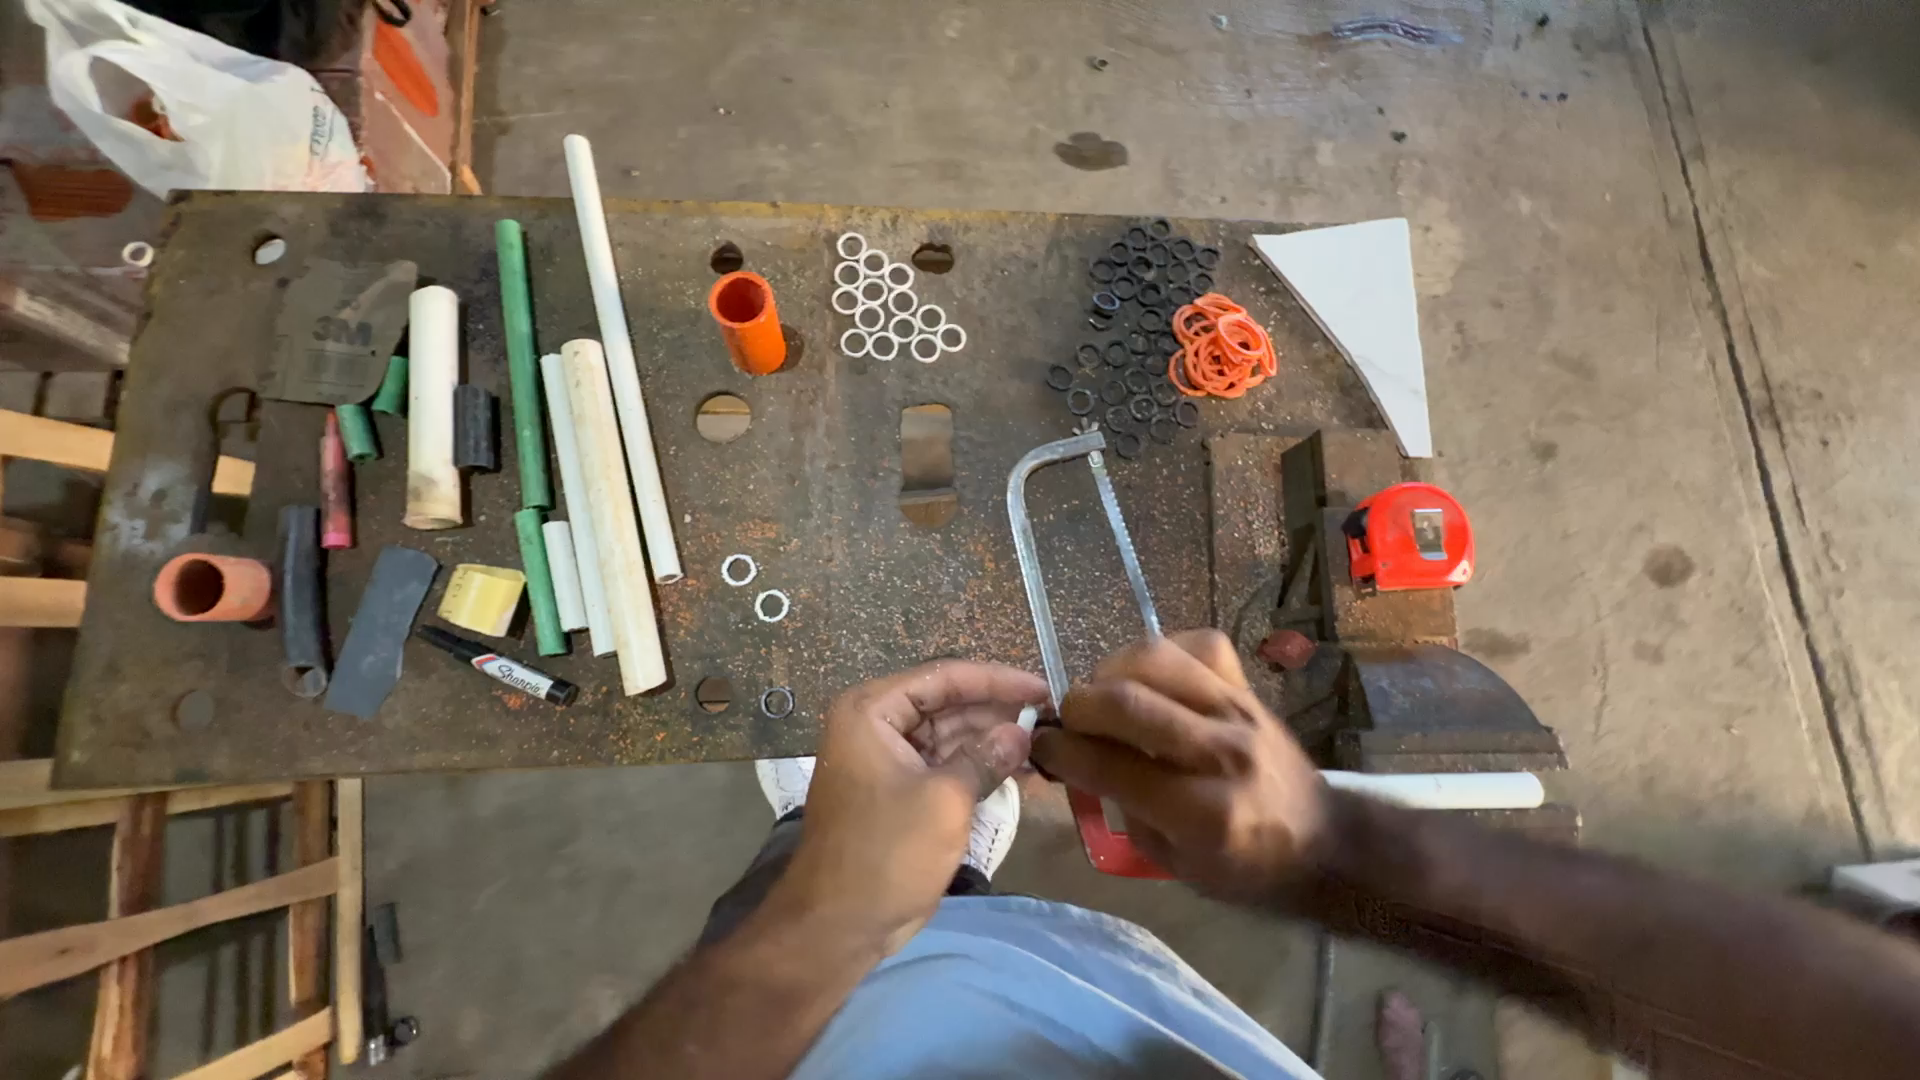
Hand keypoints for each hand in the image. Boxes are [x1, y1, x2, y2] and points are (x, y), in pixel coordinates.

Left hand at [772, 660, 1045, 950]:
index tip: (1042, 689)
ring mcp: (886, 757)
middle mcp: (875, 723)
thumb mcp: (945, 800)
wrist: (837, 927)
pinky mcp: (899, 788)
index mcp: (871, 710)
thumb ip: (986, 757)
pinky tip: (1021, 770)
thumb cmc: (886, 853)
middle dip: (997, 711)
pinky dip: (978, 766)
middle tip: (1050, 718)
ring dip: (993, 739)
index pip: (943, 677)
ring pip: (949, 734)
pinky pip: (944, 763)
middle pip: (947, 702)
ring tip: (1044, 743)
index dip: (996, 680)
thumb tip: (1023, 730)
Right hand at [1029, 629, 1331, 903]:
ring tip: (1104, 694)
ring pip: (1155, 658)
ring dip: (1111, 671)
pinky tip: (1148, 675)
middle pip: (1129, 702)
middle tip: (1069, 721)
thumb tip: (1075, 755)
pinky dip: (1161, 652)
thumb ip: (1121, 804)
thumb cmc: (1241, 865)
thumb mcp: (1171, 860)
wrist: (1323, 842)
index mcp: (1205, 813)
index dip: (1062, 751)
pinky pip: (1197, 644)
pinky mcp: (1248, 686)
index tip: (1041, 746)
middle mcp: (1223, 753)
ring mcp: (1239, 709)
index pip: (1113, 766)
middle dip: (1079, 706)